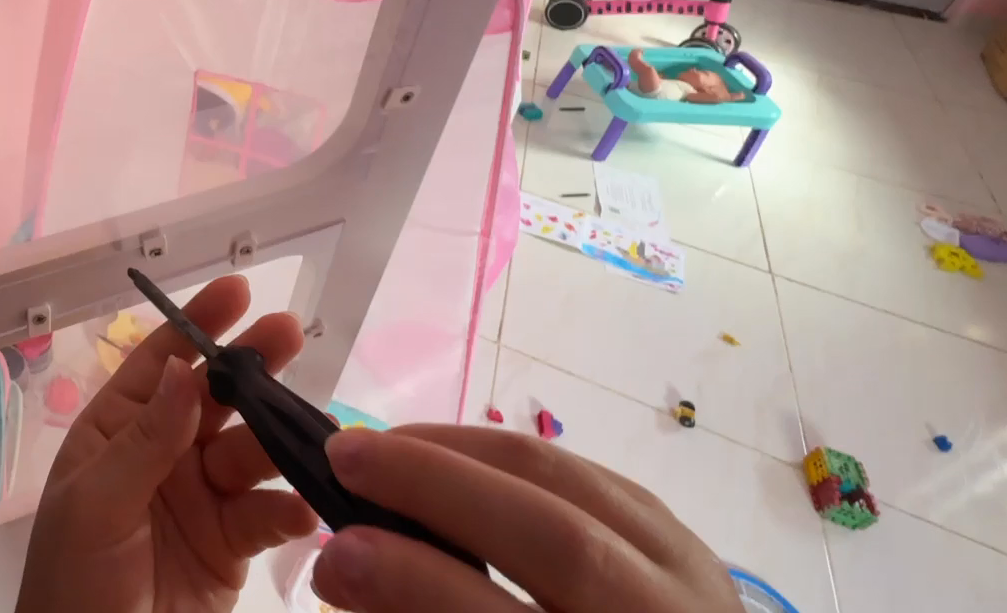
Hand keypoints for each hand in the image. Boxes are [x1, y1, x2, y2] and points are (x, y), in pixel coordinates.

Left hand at [16, 274, 317, 612]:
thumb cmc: (73, 579)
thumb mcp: (96, 503)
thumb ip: (145, 441)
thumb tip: (180, 370)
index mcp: (120, 428)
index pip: (161, 362)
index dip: (197, 323)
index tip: (238, 288)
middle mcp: (164, 451)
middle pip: (215, 396)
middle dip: (251, 364)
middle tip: (290, 332)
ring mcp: (202, 496)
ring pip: (249, 451)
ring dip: (279, 439)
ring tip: (316, 432)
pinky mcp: (233, 545)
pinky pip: (265, 516)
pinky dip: (286, 509)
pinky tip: (305, 506)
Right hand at [312, 425, 741, 611]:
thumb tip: (337, 564)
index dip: (413, 581)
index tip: (331, 552)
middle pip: (554, 536)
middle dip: (431, 482)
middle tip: (340, 456)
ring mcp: (697, 580)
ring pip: (566, 479)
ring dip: (455, 450)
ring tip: (380, 447)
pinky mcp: (681, 538)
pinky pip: (577, 470)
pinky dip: (496, 452)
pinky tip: (444, 454)